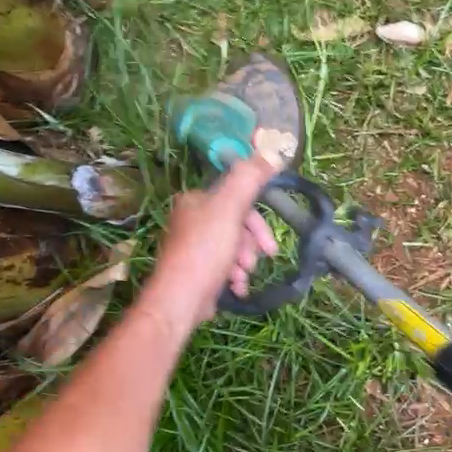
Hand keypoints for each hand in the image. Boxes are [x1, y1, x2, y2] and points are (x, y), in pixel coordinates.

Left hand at [143, 154, 280, 328]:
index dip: (258, 221)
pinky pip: (223, 267)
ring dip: (244, 262)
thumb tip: (271, 152)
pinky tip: (237, 288)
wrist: (180, 299)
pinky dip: (234, 277)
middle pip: (236, 224)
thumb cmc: (205, 251)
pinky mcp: (195, 270)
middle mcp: (191, 219)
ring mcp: (192, 246)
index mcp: (196, 200)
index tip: (270, 244)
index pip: (236, 200)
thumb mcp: (230, 208)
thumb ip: (249, 178)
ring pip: (232, 247)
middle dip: (251, 244)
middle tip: (262, 260)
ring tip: (243, 277)